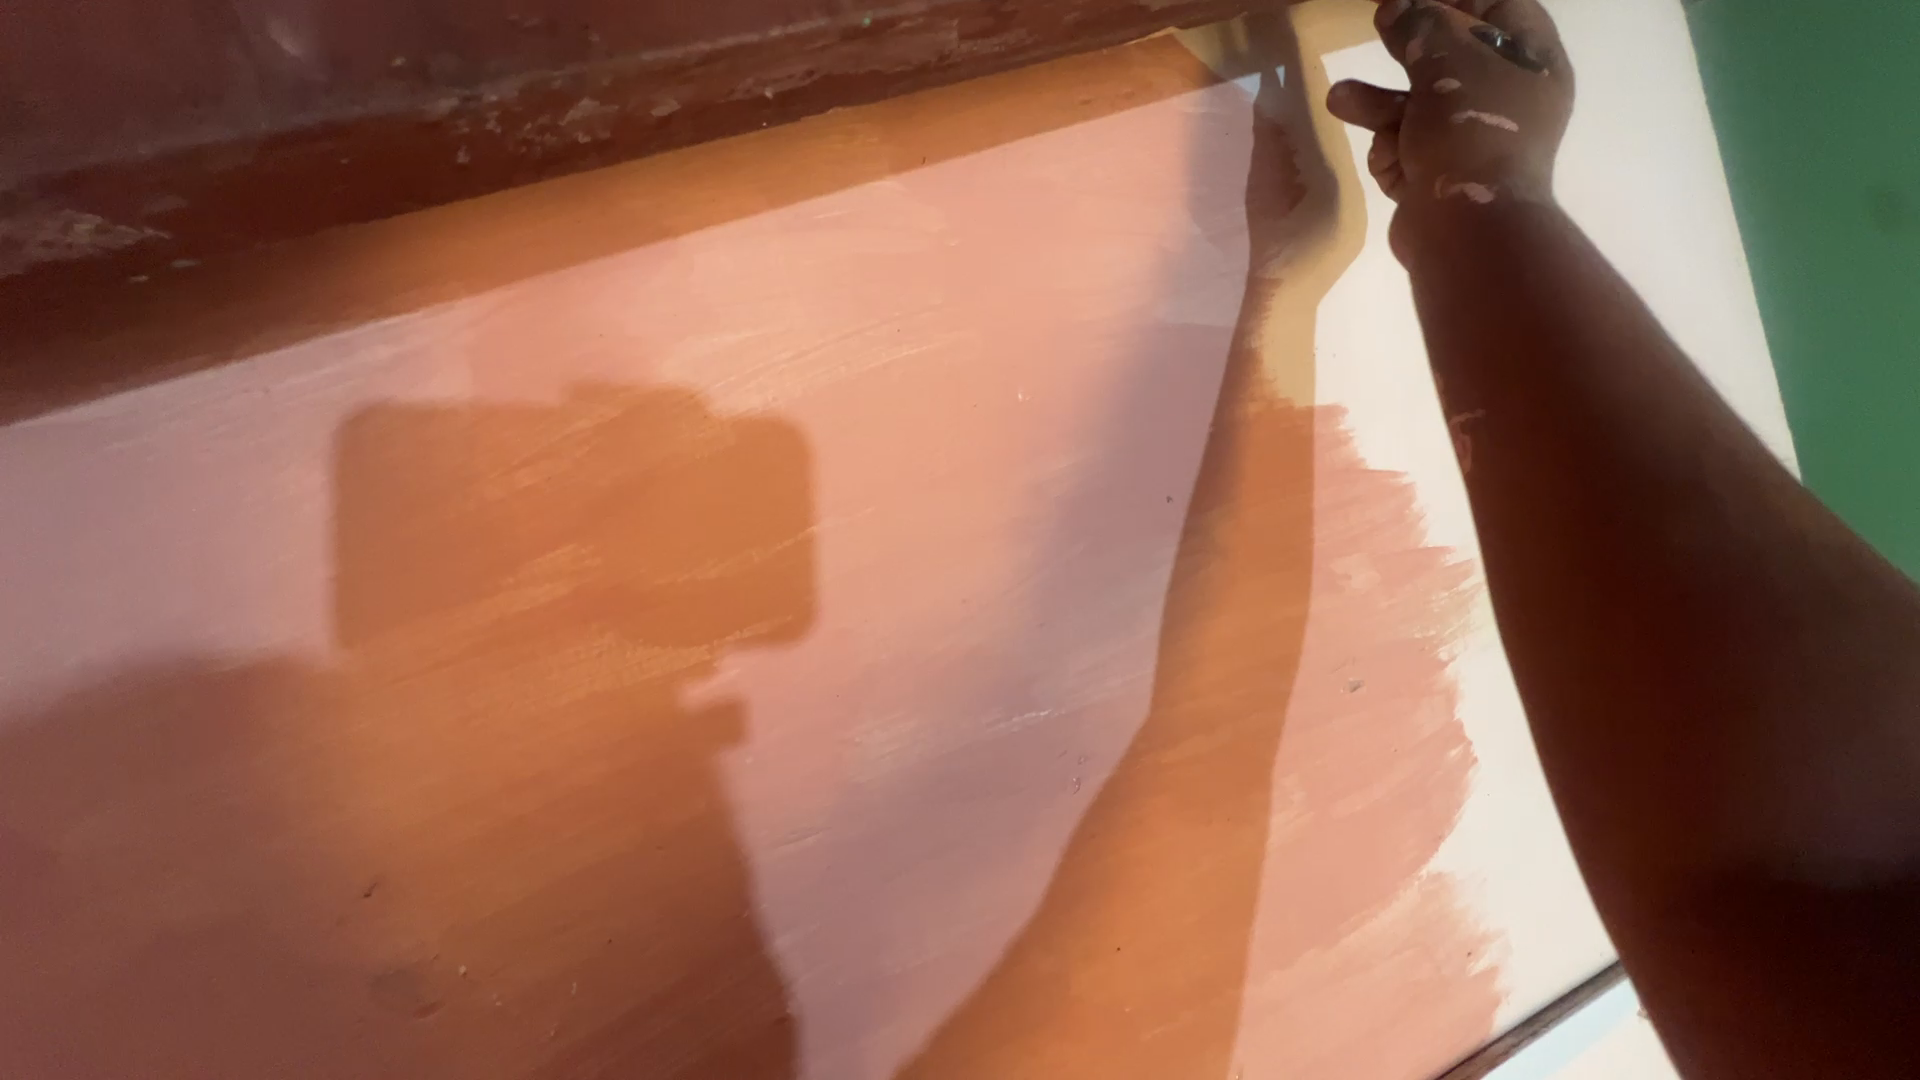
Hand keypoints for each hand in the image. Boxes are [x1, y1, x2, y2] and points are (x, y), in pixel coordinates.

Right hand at [1326, 0, 1573, 232]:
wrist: (1465, 229)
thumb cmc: (1471, 133)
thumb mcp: (1447, 65)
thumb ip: (1421, 29)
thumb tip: (1395, 6)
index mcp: (1531, 62)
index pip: (1498, 9)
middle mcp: (1504, 101)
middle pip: (1450, 60)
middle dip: (1406, 50)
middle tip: (1377, 24)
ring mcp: (1468, 144)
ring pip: (1416, 110)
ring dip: (1377, 105)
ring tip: (1338, 99)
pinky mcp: (1435, 180)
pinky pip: (1405, 152)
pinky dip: (1390, 153)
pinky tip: (1384, 159)